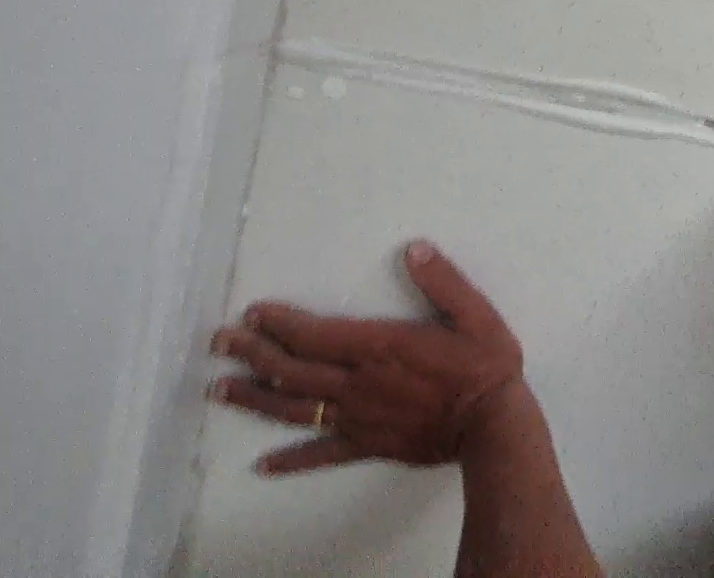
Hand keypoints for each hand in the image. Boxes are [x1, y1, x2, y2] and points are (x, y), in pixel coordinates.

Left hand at [208, 240, 525, 475]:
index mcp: (381, 346)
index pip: (317, 334)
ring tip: (220, 389)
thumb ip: (443, 280)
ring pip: (295, 408)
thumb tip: (414, 248)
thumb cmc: (484, 365)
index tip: (253, 312)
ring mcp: (358, 418)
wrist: (493, 424)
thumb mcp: (475, 313)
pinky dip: (290, 460)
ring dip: (255, 397)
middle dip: (254, 353)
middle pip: (294, 369)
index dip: (282, 323)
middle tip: (220, 342)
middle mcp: (358, 383)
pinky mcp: (367, 446)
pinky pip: (321, 455)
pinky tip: (263, 465)